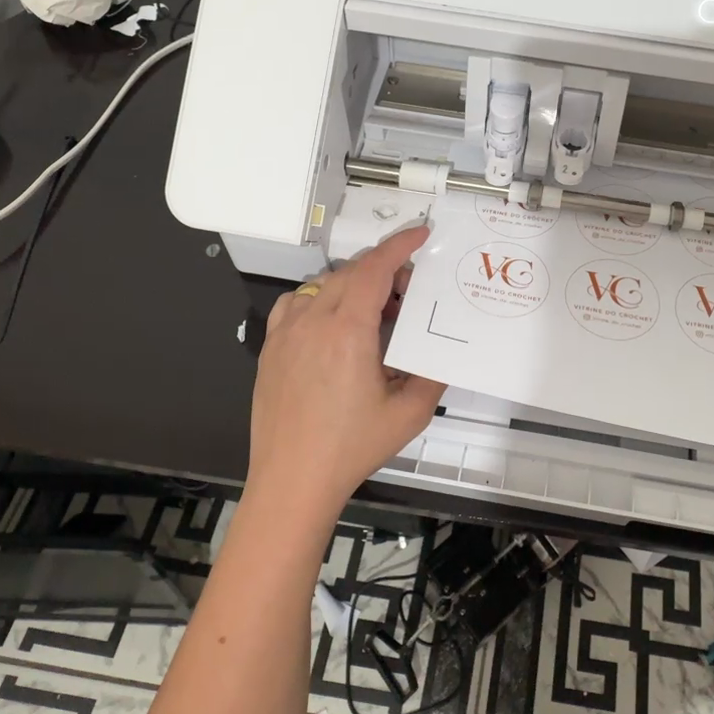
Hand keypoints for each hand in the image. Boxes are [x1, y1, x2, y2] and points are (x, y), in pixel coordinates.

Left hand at [247, 225, 445, 520]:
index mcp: (348, 331)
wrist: (292, 480)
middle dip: (384, 269)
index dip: (399, 245)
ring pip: (323, 284)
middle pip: (352, 272)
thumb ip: (432, 374)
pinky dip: (319, 299)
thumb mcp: (409, 413)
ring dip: (354, 283)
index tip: (420, 233)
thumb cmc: (351, 447)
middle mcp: (313, 322)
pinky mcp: (271, 348)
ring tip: (375, 310)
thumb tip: (442, 352)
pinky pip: (296, 304)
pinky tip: (331, 322)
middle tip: (408, 291)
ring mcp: (287, 333)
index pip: (375, 269)